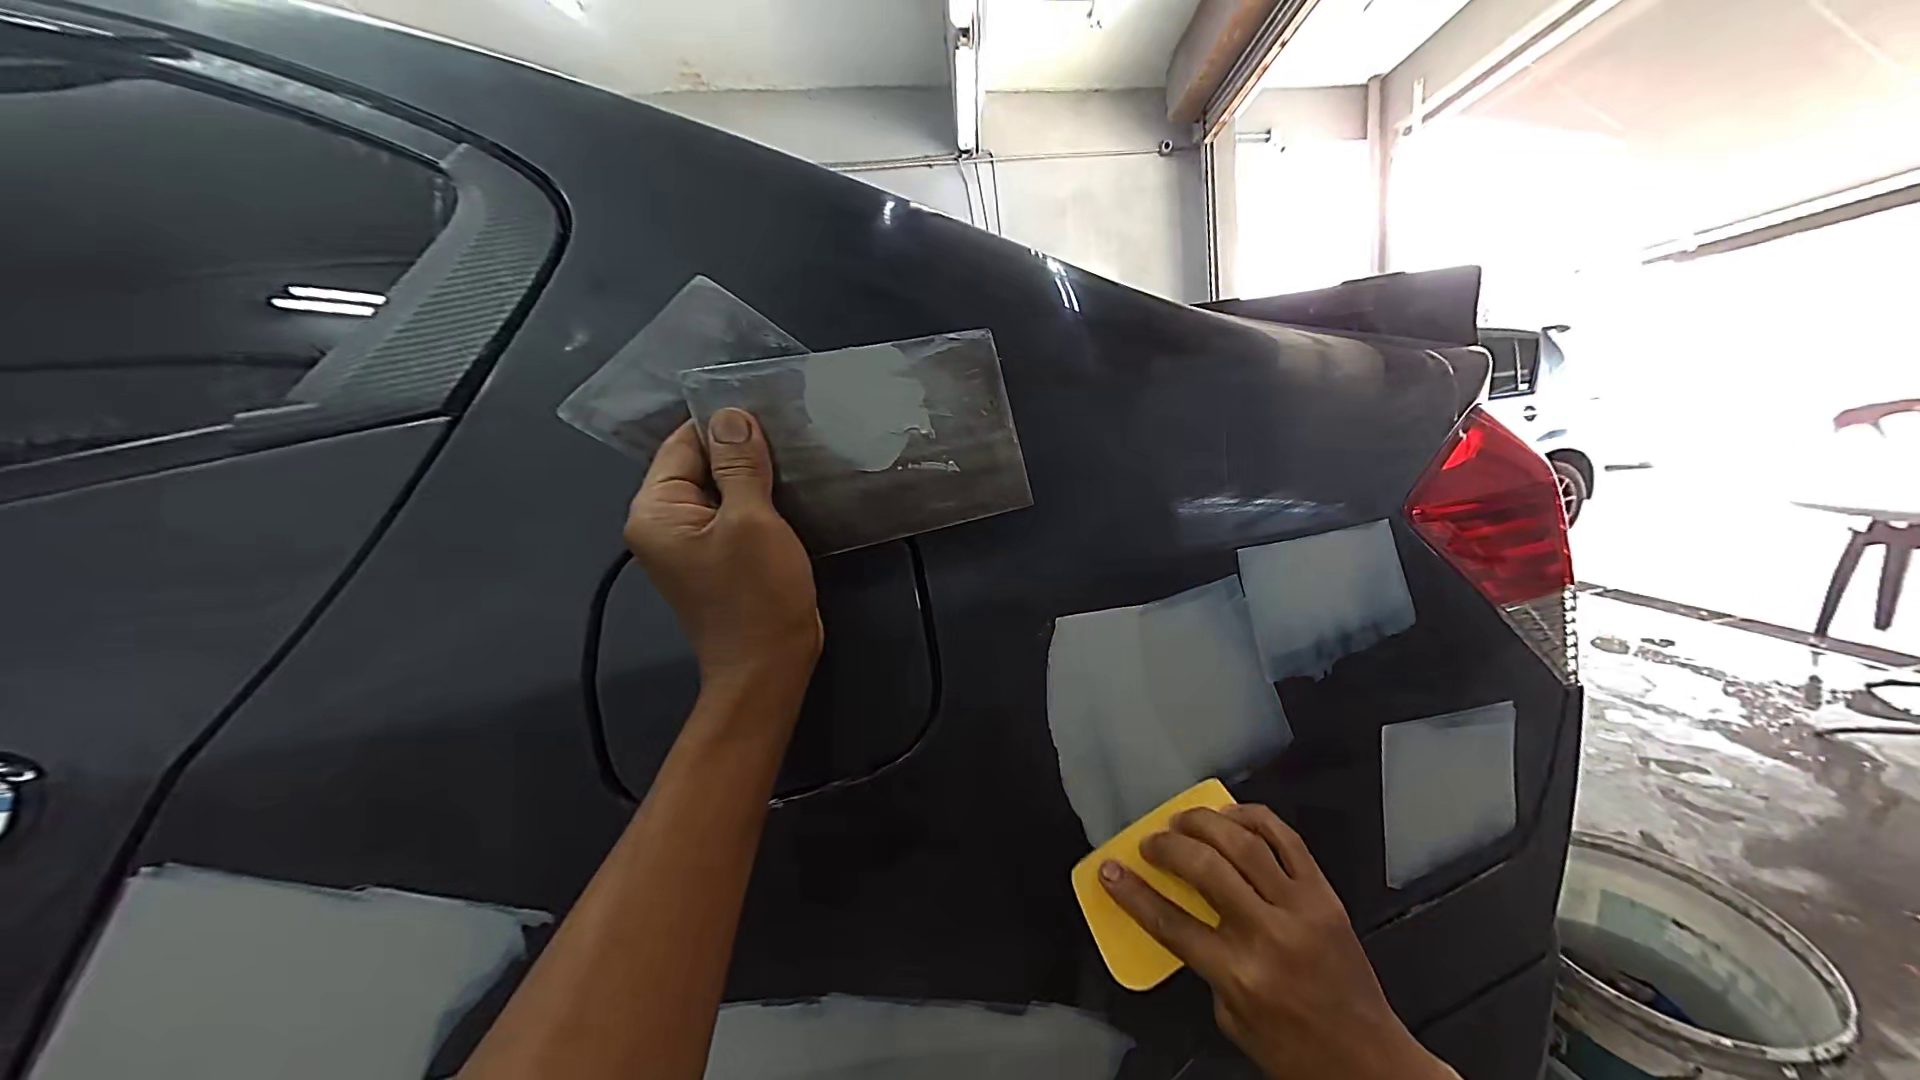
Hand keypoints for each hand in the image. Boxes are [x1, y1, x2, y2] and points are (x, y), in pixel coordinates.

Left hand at [624, 409, 821, 689]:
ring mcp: (694, 543)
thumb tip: (731, 416)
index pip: (683, 445)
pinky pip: (736, 514)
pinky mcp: (721, 556)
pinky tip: (793, 491)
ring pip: (724, 489)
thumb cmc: (757, 597)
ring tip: (796, 457)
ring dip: (756, 475)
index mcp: (656, 512)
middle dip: (743, 450)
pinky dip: (761, 500)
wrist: (770, 666)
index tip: (767, 410)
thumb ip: (739, 464)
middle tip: (790, 432)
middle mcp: (666, 524)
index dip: (723, 425)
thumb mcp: (751, 521)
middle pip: (702, 465)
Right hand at [1099, 806, 1457, 1079]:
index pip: (1171, 923)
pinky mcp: (1326, 894)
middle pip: (1205, 868)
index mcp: (1241, 975)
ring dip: (1204, 822)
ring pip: (1244, 843)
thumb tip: (1184, 911)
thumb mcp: (1232, 1019)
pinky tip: (1229, 815)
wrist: (1373, 1066)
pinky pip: (1287, 839)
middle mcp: (1269, 935)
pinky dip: (1253, 817)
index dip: (1132, 892)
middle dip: (1167, 846)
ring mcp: (1302, 908)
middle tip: (1150, 842)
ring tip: (1182, 820)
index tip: (1109, 869)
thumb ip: (1205, 963)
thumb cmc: (1296, 1051)